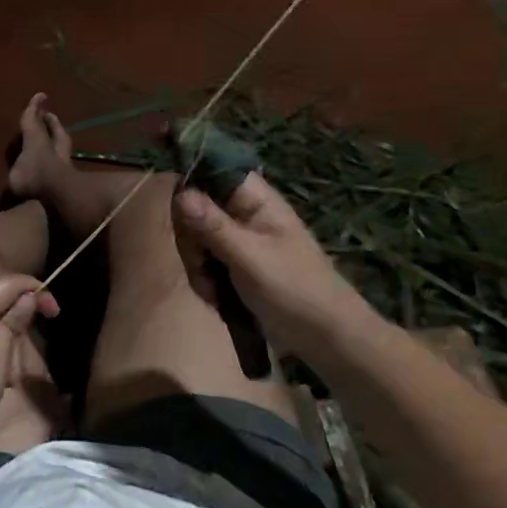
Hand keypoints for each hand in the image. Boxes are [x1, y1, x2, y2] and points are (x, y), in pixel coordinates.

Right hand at [173, 174, 363, 355]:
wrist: (327, 337)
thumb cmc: (295, 290)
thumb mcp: (250, 257)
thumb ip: (213, 225)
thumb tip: (179, 193)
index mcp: (253, 198)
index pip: (210, 170)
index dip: (189, 185)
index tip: (183, 219)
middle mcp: (242, 211)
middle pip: (194, 207)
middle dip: (191, 240)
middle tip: (201, 266)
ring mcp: (237, 237)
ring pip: (195, 236)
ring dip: (197, 265)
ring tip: (213, 292)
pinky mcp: (233, 262)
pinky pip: (203, 260)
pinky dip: (204, 279)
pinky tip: (216, 299)